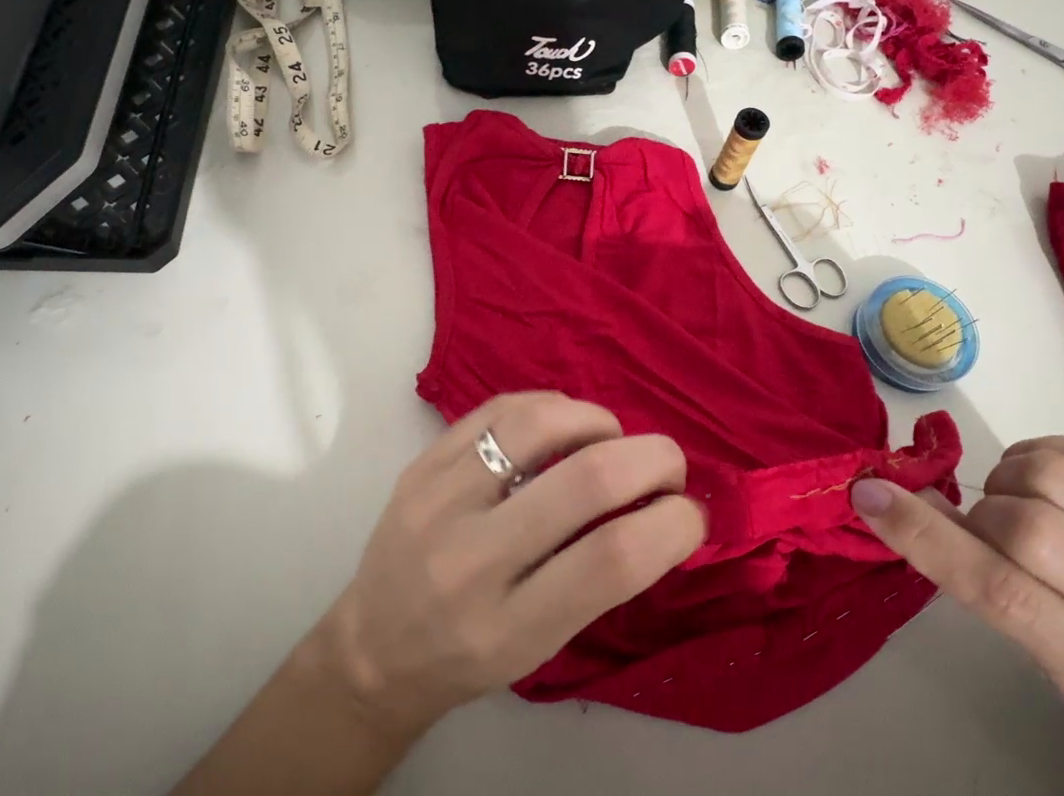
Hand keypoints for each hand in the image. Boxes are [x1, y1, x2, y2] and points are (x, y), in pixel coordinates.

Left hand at [309, 392, 706, 736]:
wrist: (374, 649)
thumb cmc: (471, 658)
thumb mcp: (542, 647)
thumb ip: (601, 580)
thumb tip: (666, 508)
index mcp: (512, 626)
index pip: (615, 558)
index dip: (675, 524)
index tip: (689, 515)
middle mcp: (472, 560)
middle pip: (587, 481)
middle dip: (655, 459)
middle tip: (669, 467)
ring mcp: (438, 503)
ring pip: (538, 425)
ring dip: (599, 421)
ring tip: (613, 439)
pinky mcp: (420, 466)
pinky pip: (497, 409)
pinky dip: (550, 406)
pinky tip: (566, 424)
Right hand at [850, 436, 1063, 723]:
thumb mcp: (1024, 636)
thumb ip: (965, 567)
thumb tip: (884, 495)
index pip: (1004, 594)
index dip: (928, 539)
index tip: (869, 496)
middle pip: (1032, 529)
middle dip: (984, 512)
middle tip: (984, 522)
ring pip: (1057, 475)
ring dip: (1011, 478)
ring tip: (1019, 499)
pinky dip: (1041, 456)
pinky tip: (1055, 485)